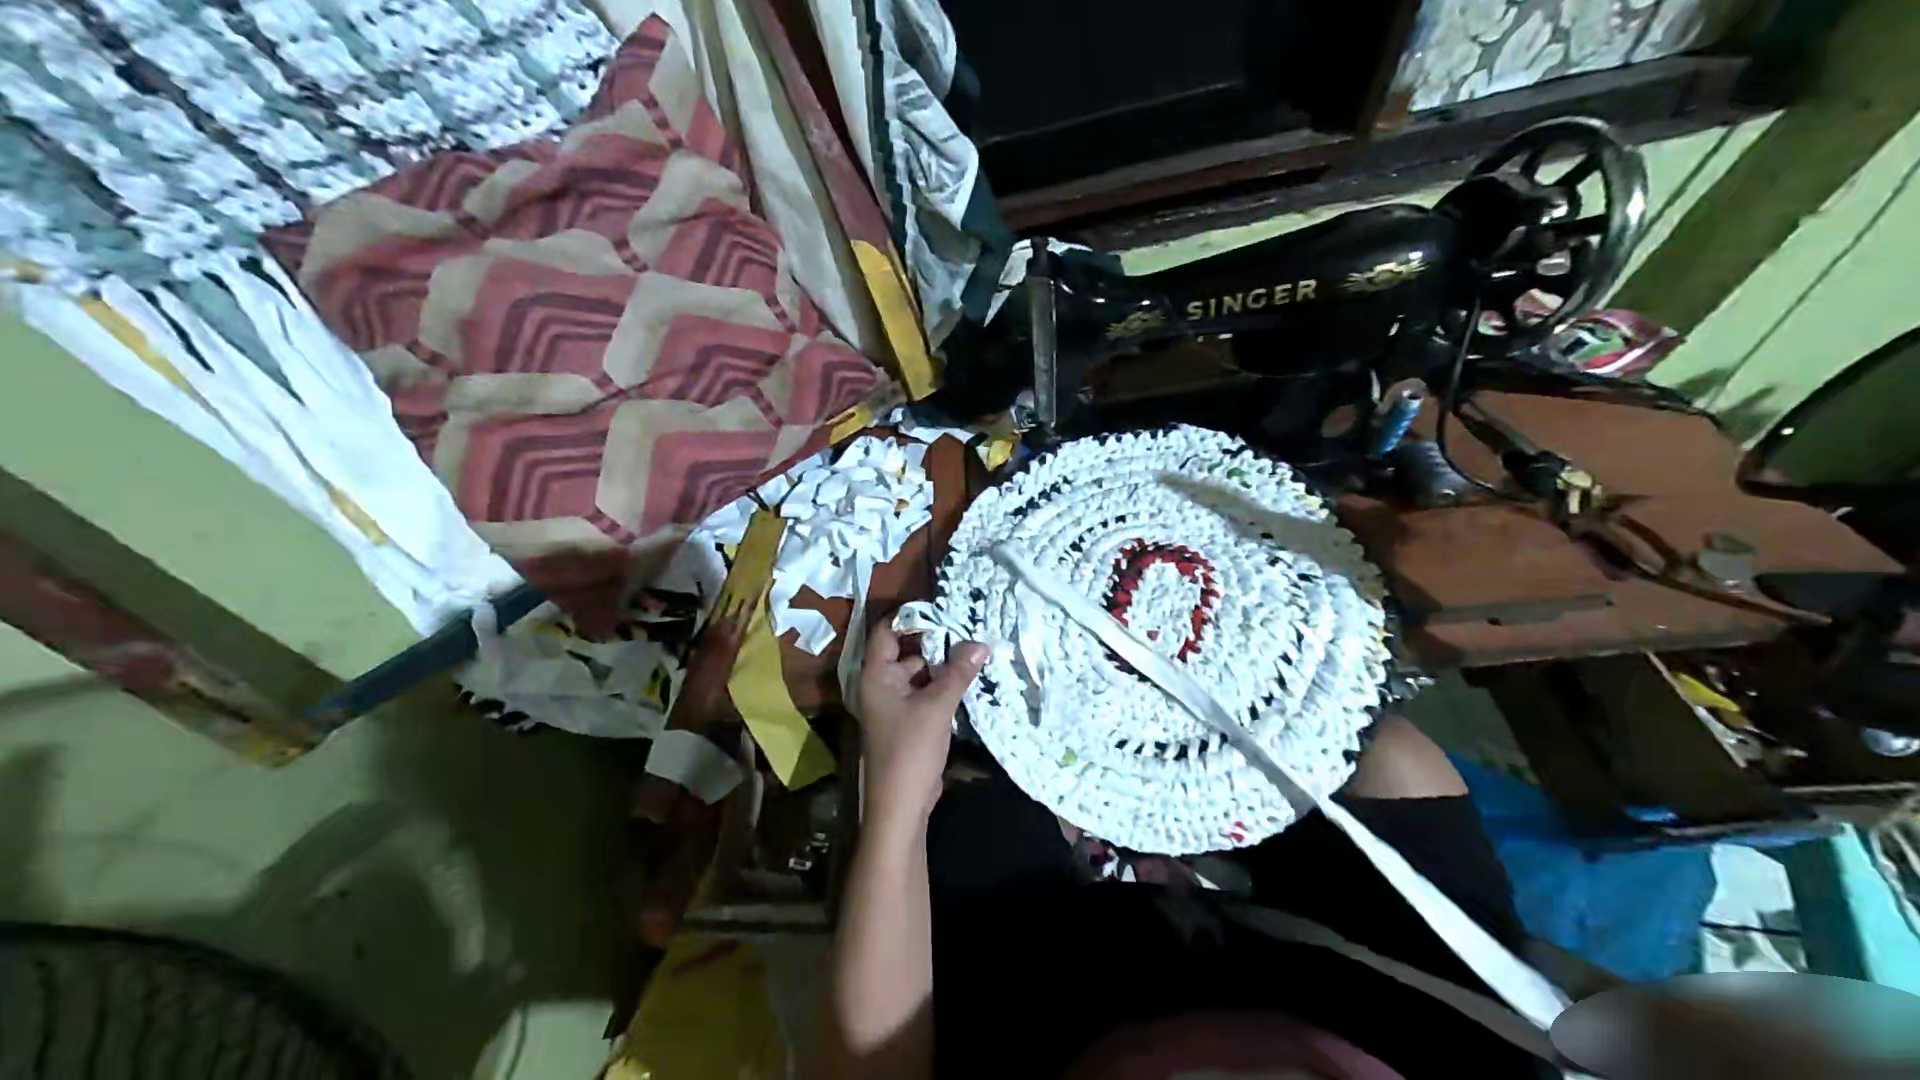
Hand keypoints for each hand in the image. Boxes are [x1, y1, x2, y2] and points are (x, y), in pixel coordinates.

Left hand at [855, 620, 988, 826]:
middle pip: (904, 649)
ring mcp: (893, 703)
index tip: (942, 606)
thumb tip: (981, 642)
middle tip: (966, 623)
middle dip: (934, 638)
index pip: (887, 630)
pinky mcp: (907, 720)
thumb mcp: (937, 705)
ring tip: (972, 646)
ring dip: (941, 662)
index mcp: (876, 674)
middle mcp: (880, 684)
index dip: (911, 616)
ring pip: (917, 672)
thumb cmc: (910, 748)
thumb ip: (958, 671)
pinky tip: (967, 676)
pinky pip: (923, 691)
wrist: (901, 804)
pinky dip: (941, 682)